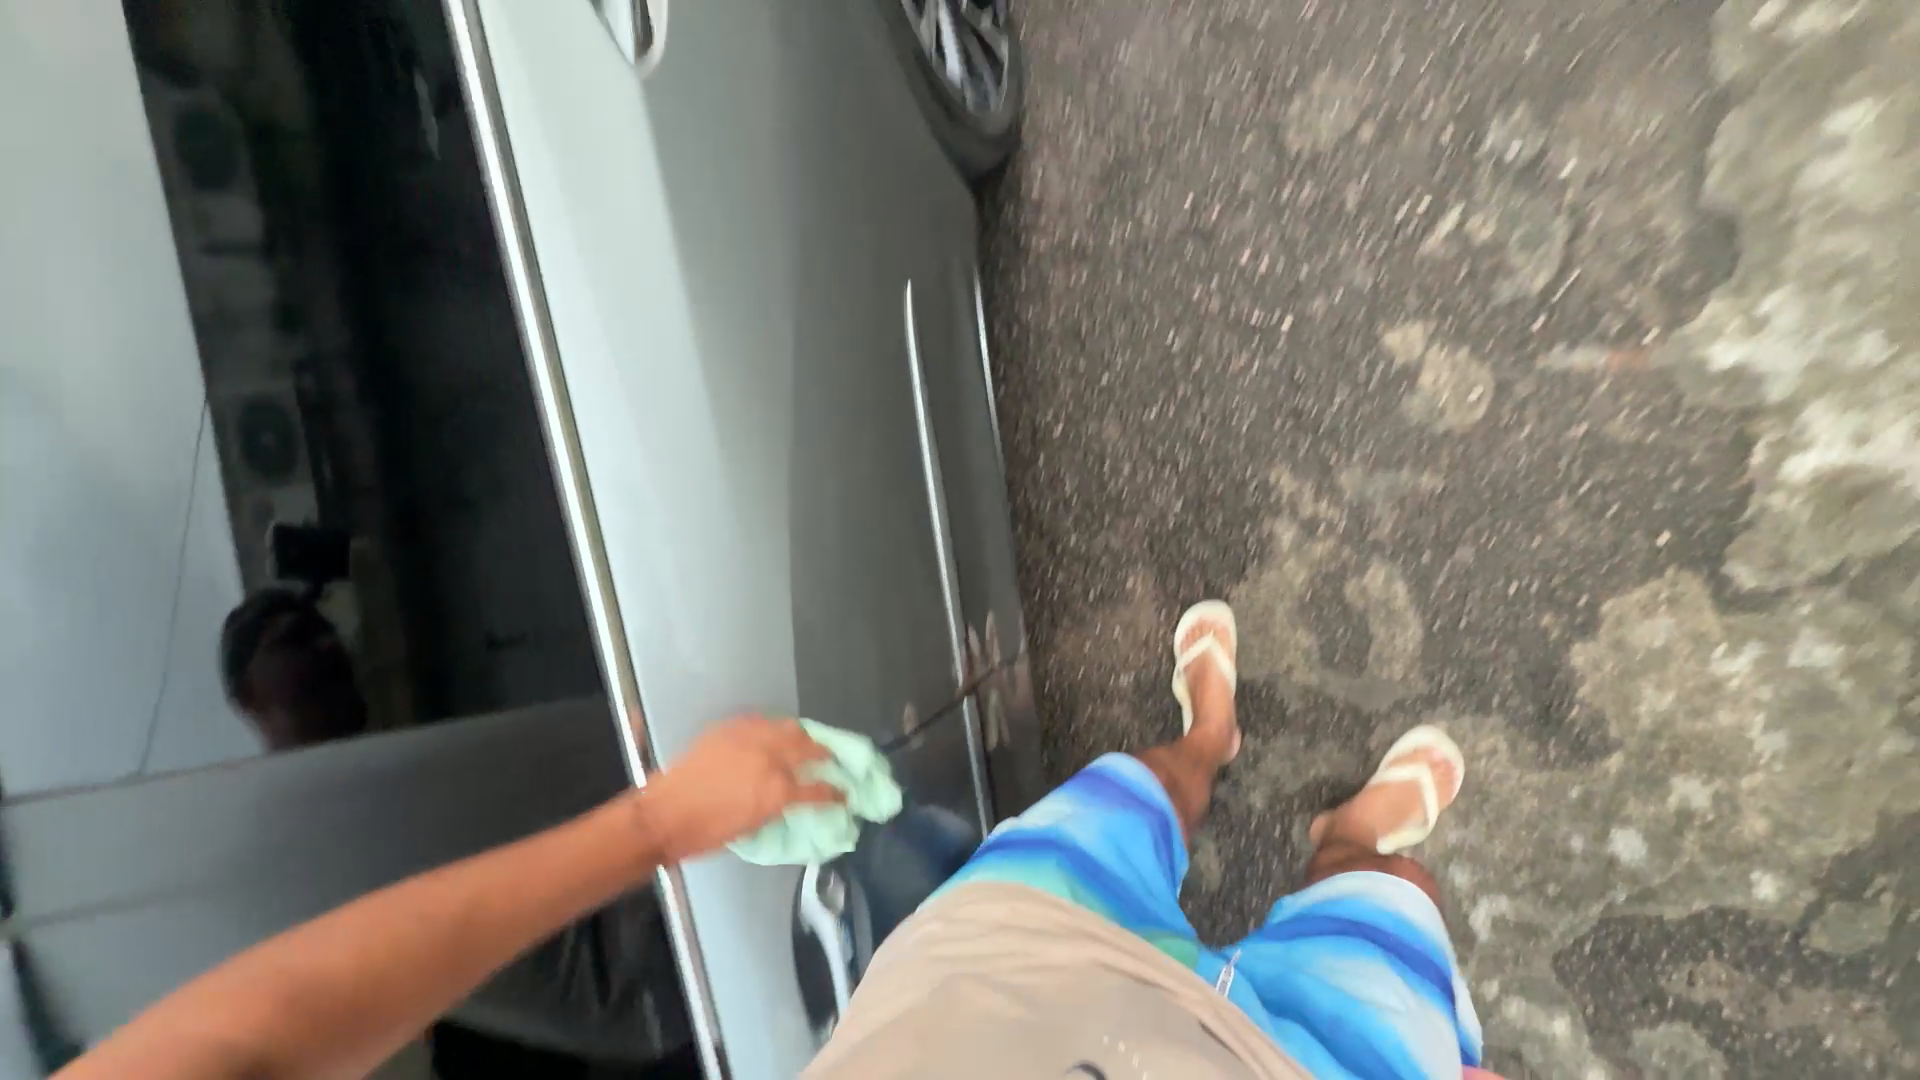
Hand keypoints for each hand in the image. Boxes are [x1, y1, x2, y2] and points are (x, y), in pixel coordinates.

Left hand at [637, 715, 843, 862]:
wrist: (664, 815)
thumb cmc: (707, 833)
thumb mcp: (753, 826)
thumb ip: (777, 806)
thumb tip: (789, 798)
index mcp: (777, 790)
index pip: (818, 789)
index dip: (834, 792)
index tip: (843, 794)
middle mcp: (769, 758)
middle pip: (808, 747)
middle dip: (823, 753)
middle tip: (829, 757)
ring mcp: (750, 738)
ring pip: (787, 727)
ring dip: (800, 735)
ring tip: (803, 741)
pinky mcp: (731, 728)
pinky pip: (761, 721)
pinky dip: (772, 728)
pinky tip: (771, 734)